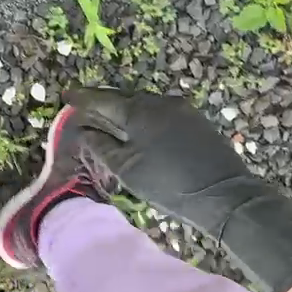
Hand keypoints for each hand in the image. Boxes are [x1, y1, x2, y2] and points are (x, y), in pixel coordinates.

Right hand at [67, 88, 291, 291]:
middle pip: (124, 99)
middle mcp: (159, 101)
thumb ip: (100, 146)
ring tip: (108, 119)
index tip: (66, 97)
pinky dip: (143, 118)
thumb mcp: (126, 169)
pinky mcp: (195, 121)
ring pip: (143, 105)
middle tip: (84, 107)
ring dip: (124, 111)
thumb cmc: (167, 183)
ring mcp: (181, 109)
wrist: (224, 195)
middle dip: (102, 103)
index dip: (83, 99)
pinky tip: (137, 129)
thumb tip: (84, 131)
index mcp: (138, 110)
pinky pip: (160, 113)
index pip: (102, 99)